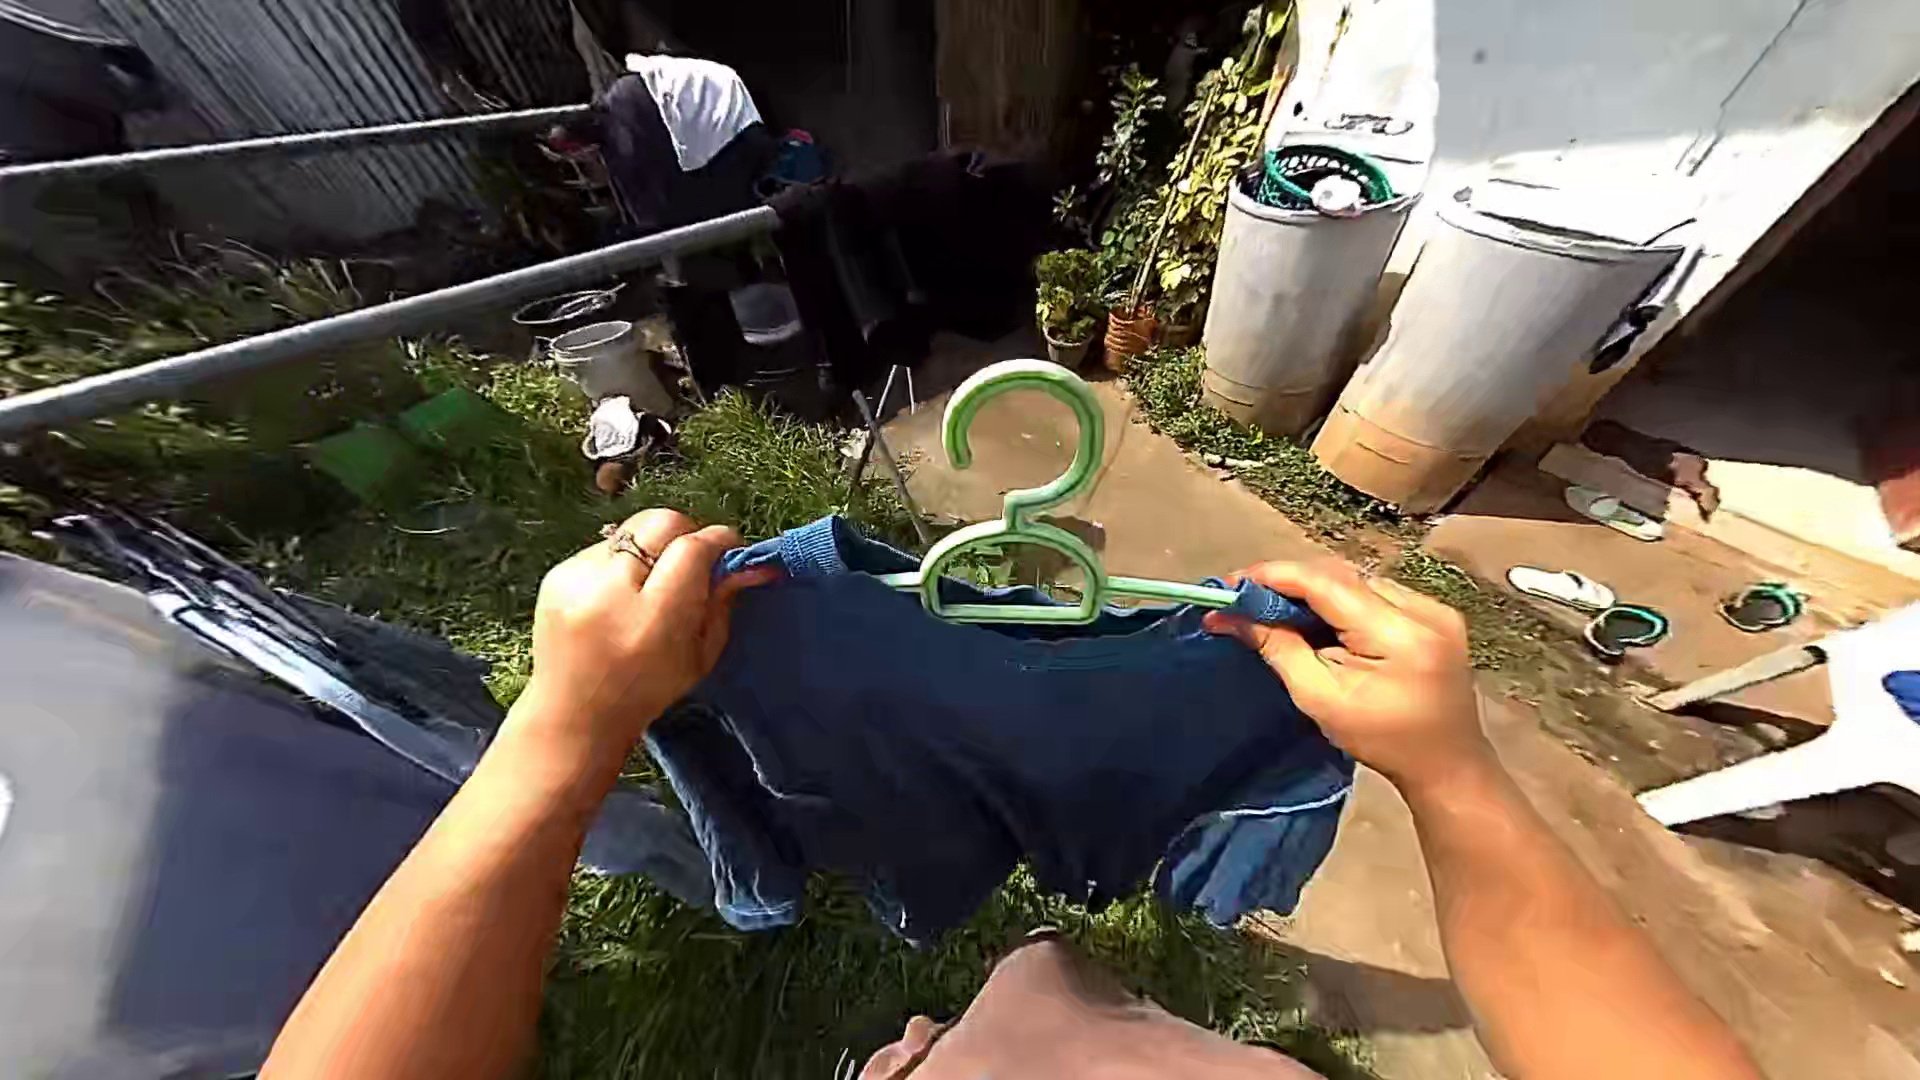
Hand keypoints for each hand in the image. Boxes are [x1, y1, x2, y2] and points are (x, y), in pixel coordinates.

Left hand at [512, 508, 776, 760]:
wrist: (572, 714)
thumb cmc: (650, 689)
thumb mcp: (703, 654)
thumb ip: (724, 601)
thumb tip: (754, 564)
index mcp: (653, 616)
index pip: (692, 548)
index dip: (719, 540)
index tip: (731, 549)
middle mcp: (610, 589)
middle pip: (662, 522)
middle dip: (687, 534)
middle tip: (693, 563)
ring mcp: (577, 577)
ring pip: (634, 529)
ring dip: (654, 547)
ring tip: (652, 583)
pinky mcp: (556, 573)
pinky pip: (607, 545)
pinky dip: (625, 560)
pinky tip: (621, 593)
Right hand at [1202, 558, 1490, 791]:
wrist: (1447, 766)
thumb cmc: (1379, 739)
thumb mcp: (1316, 696)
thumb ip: (1274, 646)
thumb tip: (1227, 615)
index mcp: (1399, 634)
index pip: (1324, 582)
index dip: (1272, 575)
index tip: (1230, 584)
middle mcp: (1423, 609)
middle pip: (1338, 574)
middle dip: (1285, 580)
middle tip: (1243, 596)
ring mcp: (1432, 608)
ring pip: (1352, 578)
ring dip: (1308, 587)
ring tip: (1272, 605)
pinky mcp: (1432, 613)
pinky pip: (1369, 590)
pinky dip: (1333, 596)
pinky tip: (1313, 615)